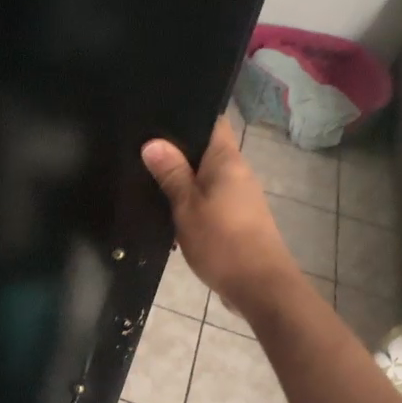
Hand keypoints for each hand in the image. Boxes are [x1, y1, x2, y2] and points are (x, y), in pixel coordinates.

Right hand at [142, 118, 306, 312]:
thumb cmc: (222, 242)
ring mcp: (241, 197)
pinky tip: (170, 210)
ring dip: (183, 179)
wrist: (260, 287)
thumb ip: (171, 173)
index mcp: (227, 160)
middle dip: (178, 150)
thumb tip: (152, 142)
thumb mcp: (186, 206)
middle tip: (141, 150)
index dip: (187, 115)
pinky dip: (192, 201)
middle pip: (207, 150)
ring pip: (207, 177)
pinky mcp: (239, 219)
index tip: (157, 116)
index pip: (212, 122)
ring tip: (149, 178)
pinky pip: (211, 199)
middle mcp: (238, 172)